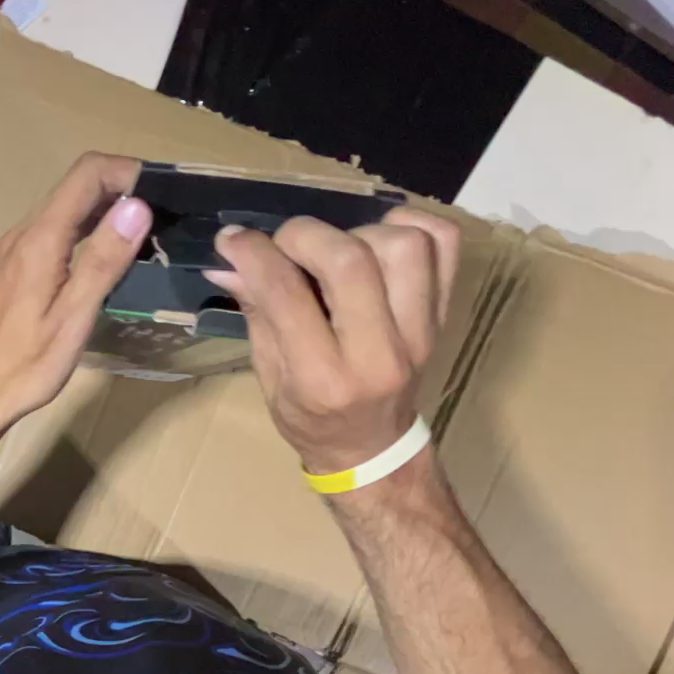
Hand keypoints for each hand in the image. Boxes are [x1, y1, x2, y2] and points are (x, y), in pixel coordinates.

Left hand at [0, 152, 152, 449]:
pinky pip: (53, 234)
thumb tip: (137, 206)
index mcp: (39, 240)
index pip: (87, 174)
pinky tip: (103, 262)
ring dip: (104, 214)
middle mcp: (22, 235)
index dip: (128, 172)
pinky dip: (84, 234)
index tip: (162, 197)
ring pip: (65, 211)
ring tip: (141, 240)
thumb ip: (103, 260)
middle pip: (76, 187)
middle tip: (162, 219)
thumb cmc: (26, 367)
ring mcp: (14, 252)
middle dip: (121, 191)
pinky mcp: (12, 270)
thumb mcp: (73, 318)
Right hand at [205, 208, 460, 477]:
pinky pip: (445, 244)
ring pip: (402, 246)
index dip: (255, 256)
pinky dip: (411, 225)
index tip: (232, 240)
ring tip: (333, 251)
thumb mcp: (269, 377)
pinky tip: (377, 239)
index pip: (287, 297)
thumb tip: (228, 262)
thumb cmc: (309, 419)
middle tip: (283, 245)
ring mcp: (419, 334)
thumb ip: (257, 314)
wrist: (371, 448)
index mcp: (321, 380)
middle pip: (349, 261)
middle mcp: (376, 355)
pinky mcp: (442, 316)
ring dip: (357, 234)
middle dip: (304, 236)